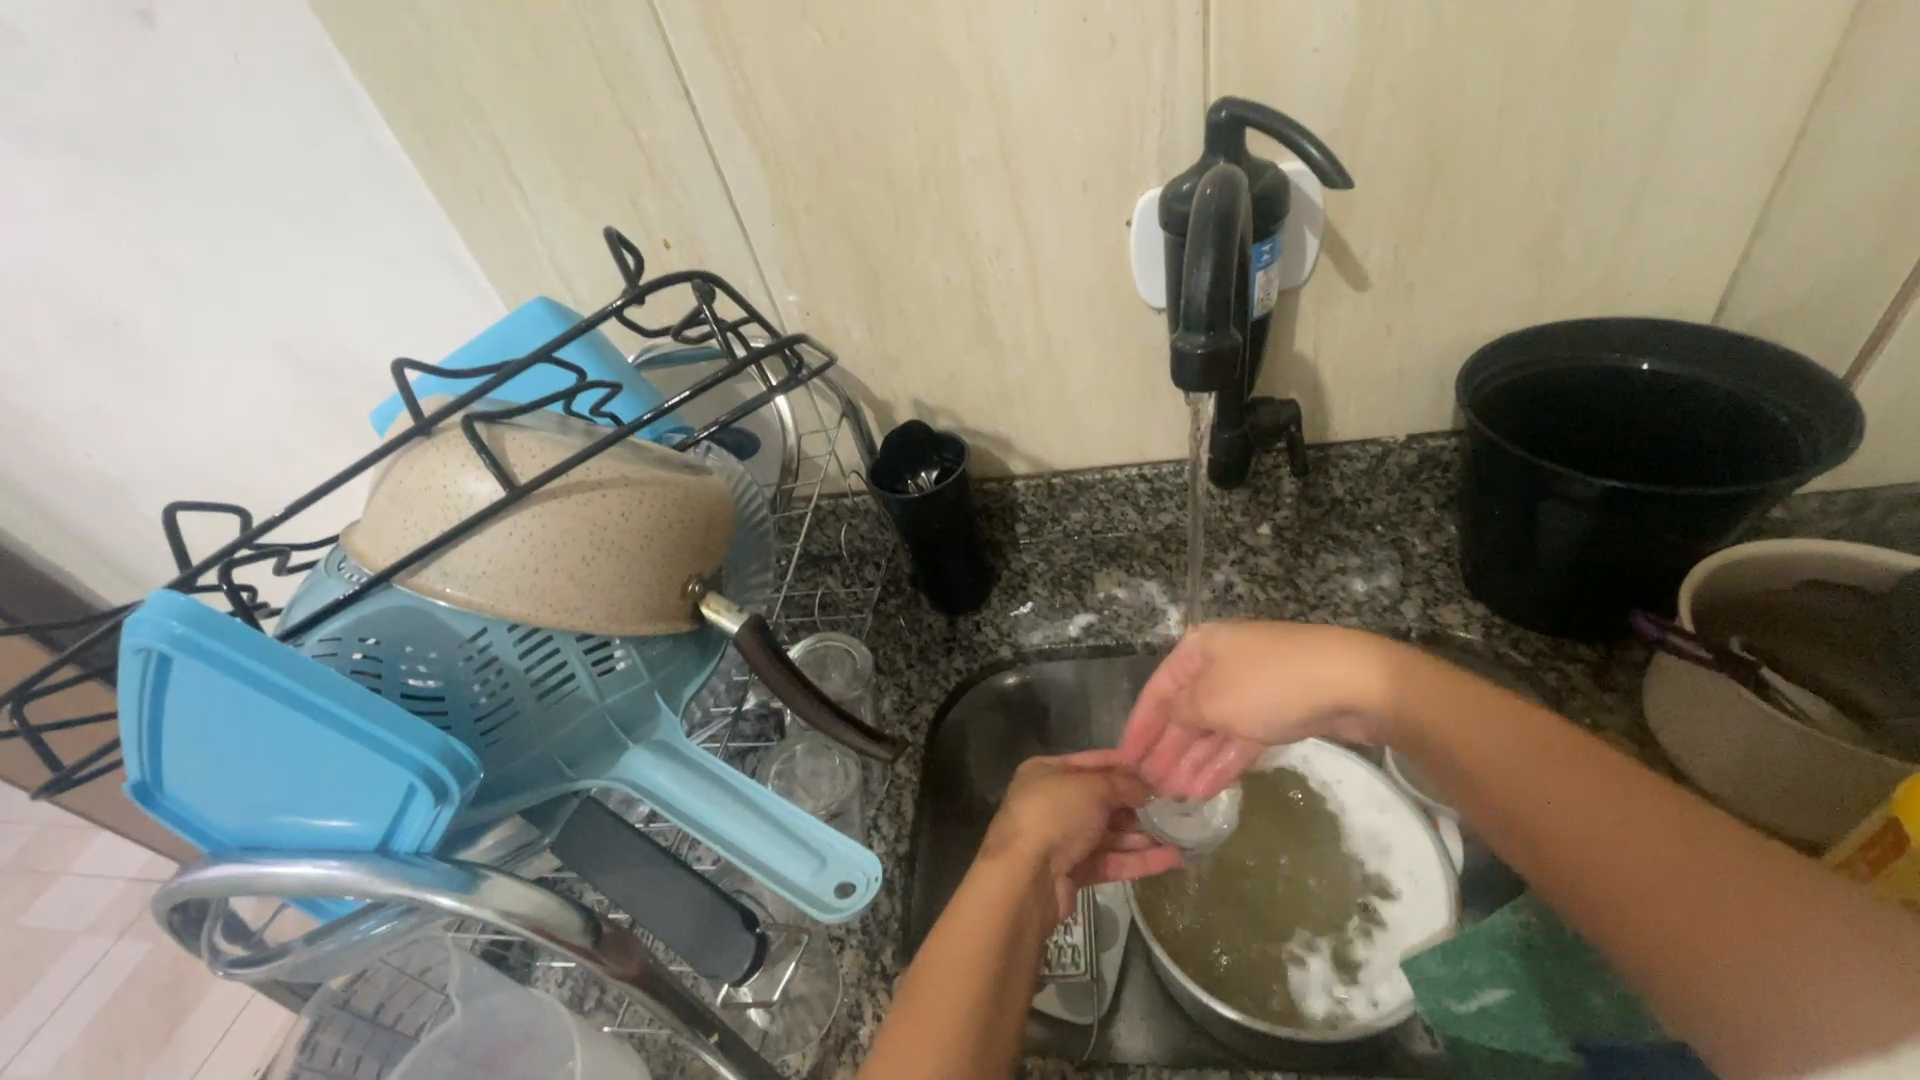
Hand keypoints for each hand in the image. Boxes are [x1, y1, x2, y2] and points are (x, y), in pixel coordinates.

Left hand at [978, 750, 1182, 921]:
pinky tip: (1173, 859)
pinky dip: (1139, 860)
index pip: (1093, 762)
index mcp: (1047, 772)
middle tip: (1176, 805)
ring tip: (1182, 834)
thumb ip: (1123, 784)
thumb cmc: (1054, 815)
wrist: (1024, 878)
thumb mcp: (1091, 787)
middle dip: (1139, 805)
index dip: (1126, 766)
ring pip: (1110, 834)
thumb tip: (1148, 787)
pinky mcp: (1073, 871)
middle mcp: (1052, 802)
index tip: (1160, 770)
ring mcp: (1062, 839)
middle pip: (1103, 800)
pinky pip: (1111, 861)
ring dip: (1144, 834)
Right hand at [1118, 621, 1398, 799]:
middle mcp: (1220, 664)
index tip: (1122, 762)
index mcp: (1198, 649)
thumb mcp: (1211, 699)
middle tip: (1147, 790)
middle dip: (1166, 752)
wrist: (1354, 683)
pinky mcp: (1278, 712)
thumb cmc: (1269, 684)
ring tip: (1173, 800)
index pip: (1157, 692)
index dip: (1138, 728)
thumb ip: (1180, 712)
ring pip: (1212, 730)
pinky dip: (1222, 763)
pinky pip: (1239, 739)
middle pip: (1184, 713)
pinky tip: (1205, 791)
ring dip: (1192, 763)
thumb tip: (1170, 719)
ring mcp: (1251, 689)